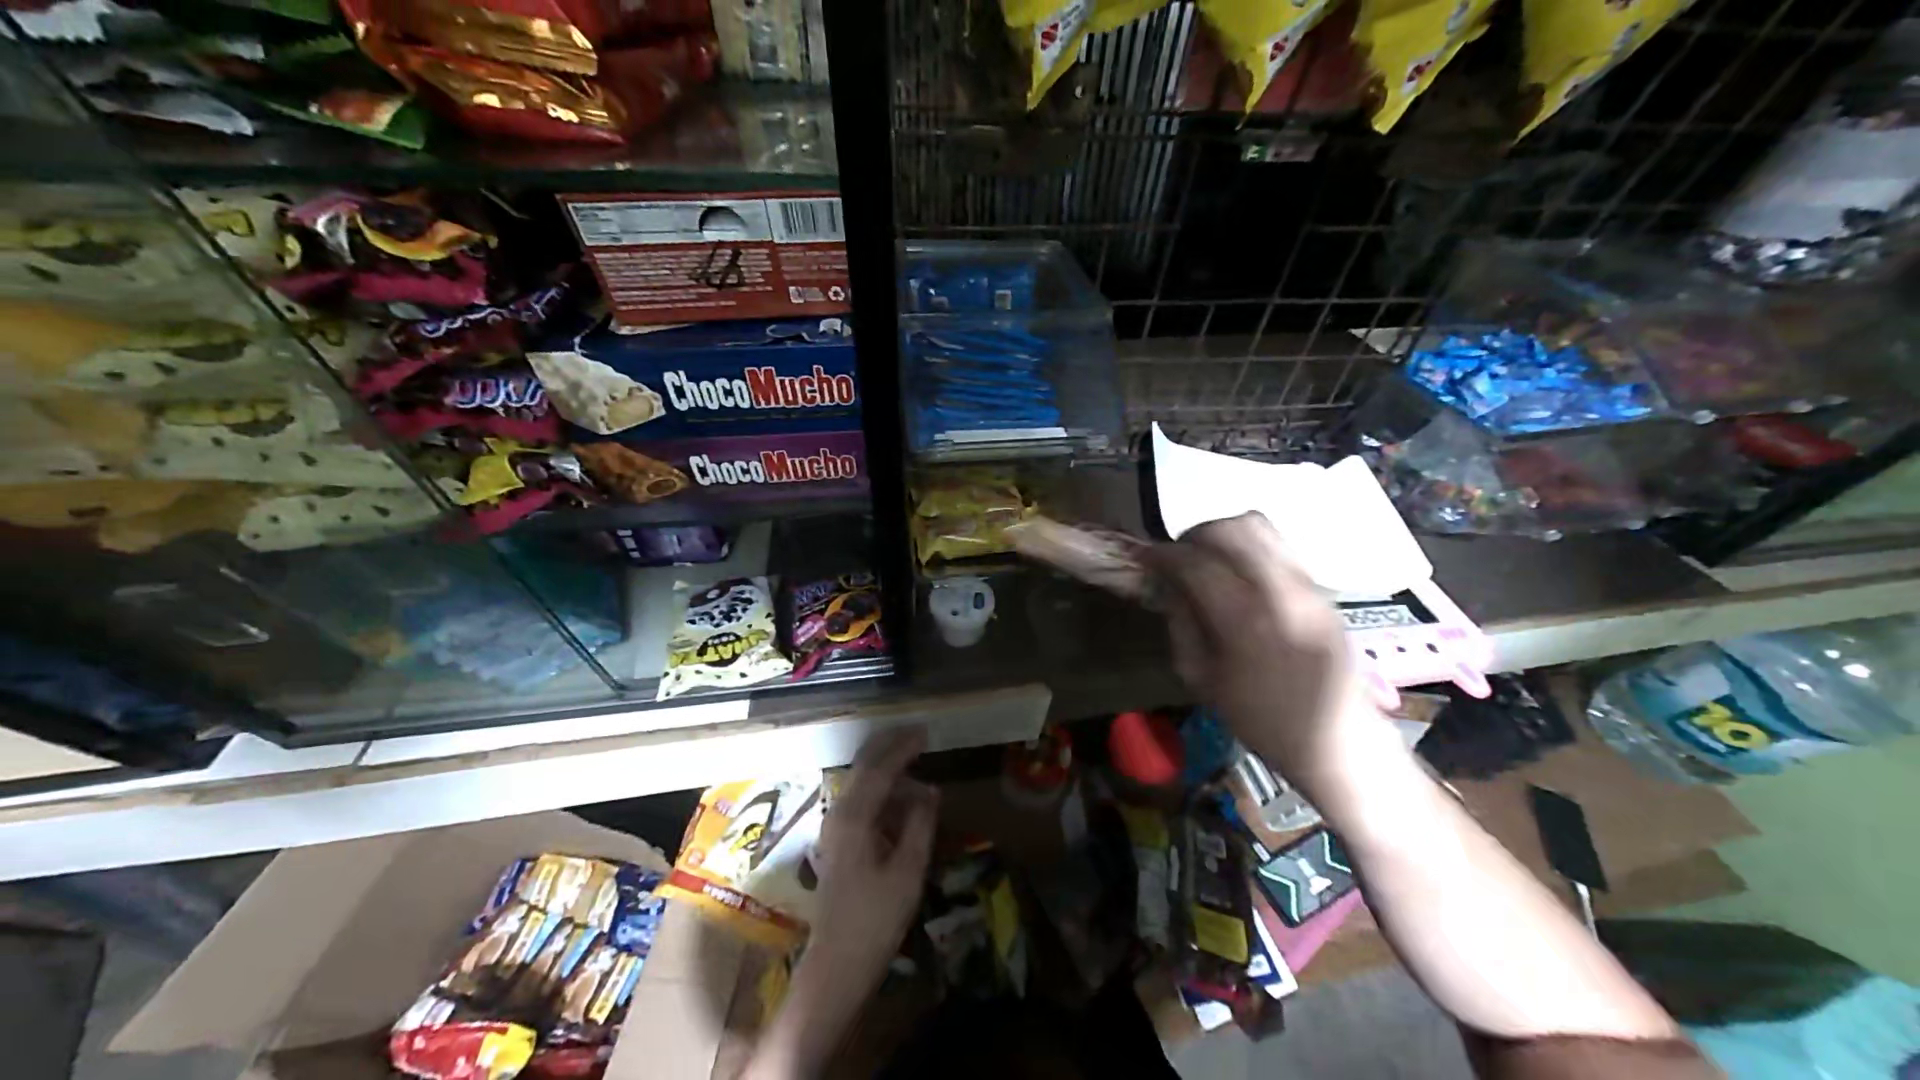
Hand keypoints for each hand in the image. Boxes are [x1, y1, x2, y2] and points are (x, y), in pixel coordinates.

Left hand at [747, 729, 936, 1079]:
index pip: (880, 769)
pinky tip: (905, 806)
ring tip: (922, 779)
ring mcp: (835, 828)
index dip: (903, 747)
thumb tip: (930, 791)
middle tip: (919, 736)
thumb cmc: (875, 919)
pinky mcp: (838, 842)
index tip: (925, 732)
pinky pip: (862, 804)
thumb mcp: (907, 872)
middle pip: (863, 767)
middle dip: (890, 748)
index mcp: (854, 818)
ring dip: (890, 775)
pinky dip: (884, 795)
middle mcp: (839, 814)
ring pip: (863, 785)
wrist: (837, 963)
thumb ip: (919, 825)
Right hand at [1146, 512, 1387, 791]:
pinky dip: (1248, 548)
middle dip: (1194, 536)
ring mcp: (1308, 584)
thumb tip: (1169, 585)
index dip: (1163, 554)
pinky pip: (1278, 546)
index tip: (1145, 558)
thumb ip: (1182, 623)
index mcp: (1246, 620)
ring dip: (1223, 535)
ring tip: (1206, 561)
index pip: (1196, 562)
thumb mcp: (1202, 679)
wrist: (1339, 742)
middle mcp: (1282, 591)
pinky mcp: (1322, 587)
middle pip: (1232, 528)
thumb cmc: (1261, 721)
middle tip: (1178, 558)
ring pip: (1260, 526)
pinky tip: (1237, 576)